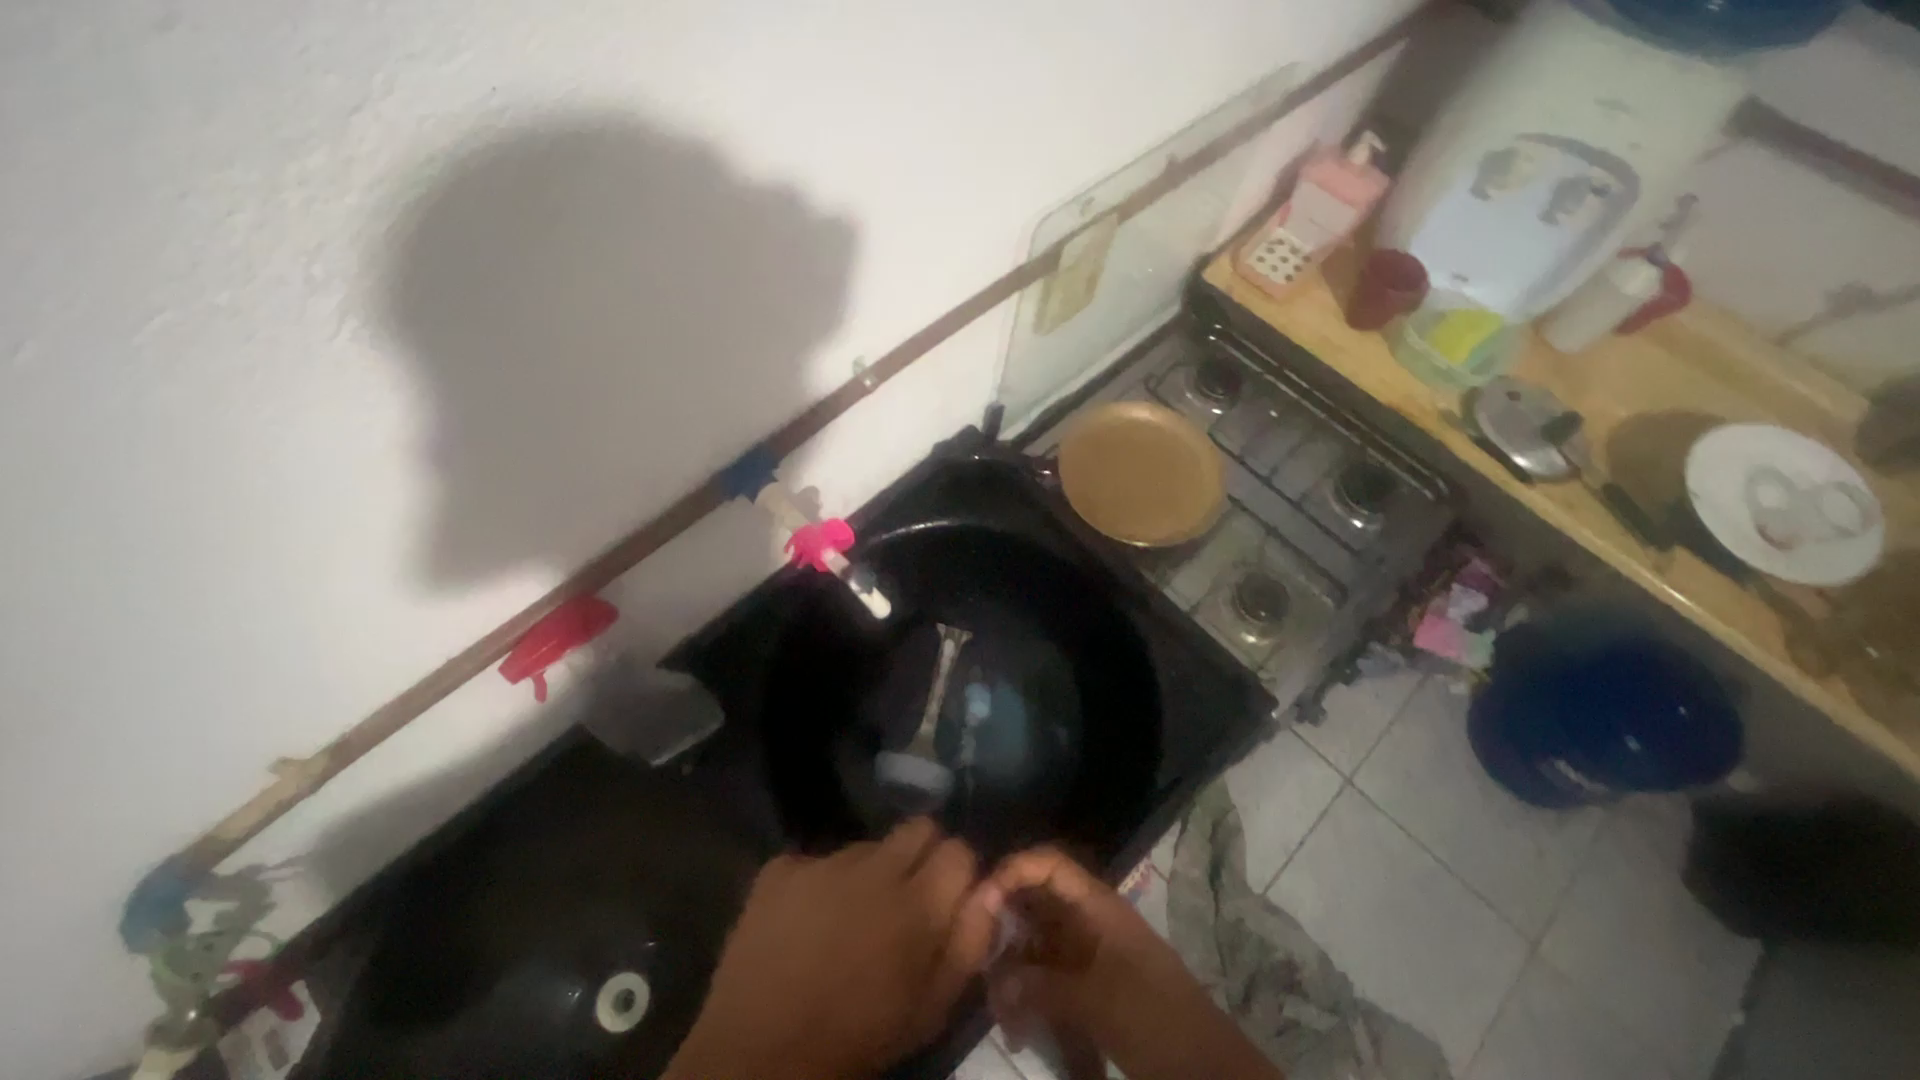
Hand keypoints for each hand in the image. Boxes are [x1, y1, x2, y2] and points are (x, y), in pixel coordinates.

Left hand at [665, 819, 996, 1079]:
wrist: (760, 1053)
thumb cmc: (860, 1037)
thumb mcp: (932, 1007)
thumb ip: (971, 941)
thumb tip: (992, 888)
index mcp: (918, 903)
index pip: (960, 849)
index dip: (959, 873)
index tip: (947, 900)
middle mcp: (874, 867)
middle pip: (919, 827)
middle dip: (922, 855)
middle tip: (907, 898)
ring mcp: (822, 862)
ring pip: (866, 846)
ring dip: (870, 872)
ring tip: (850, 918)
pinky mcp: (780, 868)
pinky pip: (816, 860)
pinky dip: (819, 884)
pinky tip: (807, 922)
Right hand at [979, 848, 1278, 1079]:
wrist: (1210, 1070)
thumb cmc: (1156, 1020)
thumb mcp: (1097, 1002)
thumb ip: (1041, 987)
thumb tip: (996, 983)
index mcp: (1098, 908)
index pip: (1048, 865)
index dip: (1012, 871)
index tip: (979, 902)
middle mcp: (1089, 924)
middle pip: (1033, 908)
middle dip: (1003, 936)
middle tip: (978, 969)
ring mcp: (1089, 959)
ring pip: (1035, 951)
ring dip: (1013, 980)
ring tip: (1006, 1022)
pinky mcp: (1090, 992)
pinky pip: (1047, 984)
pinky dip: (1029, 1004)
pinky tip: (1019, 1035)